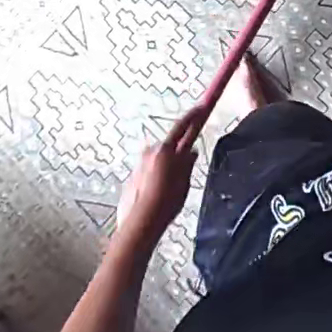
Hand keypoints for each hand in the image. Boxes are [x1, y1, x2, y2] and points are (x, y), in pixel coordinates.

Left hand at [114, 108, 204, 251]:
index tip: (199, 107)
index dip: (192, 116)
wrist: (140, 223)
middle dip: (176, 154)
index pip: (181, 127)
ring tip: (169, 191)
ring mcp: (139, 163)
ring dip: (165, 168)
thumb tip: (191, 151)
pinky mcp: (132, 176)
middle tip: (183, 172)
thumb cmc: (166, 203)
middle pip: (168, 146)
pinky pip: (149, 171)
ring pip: (158, 160)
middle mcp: (150, 152)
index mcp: (165, 151)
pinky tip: (158, 195)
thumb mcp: (184, 183)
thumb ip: (187, 164)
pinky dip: (155, 177)